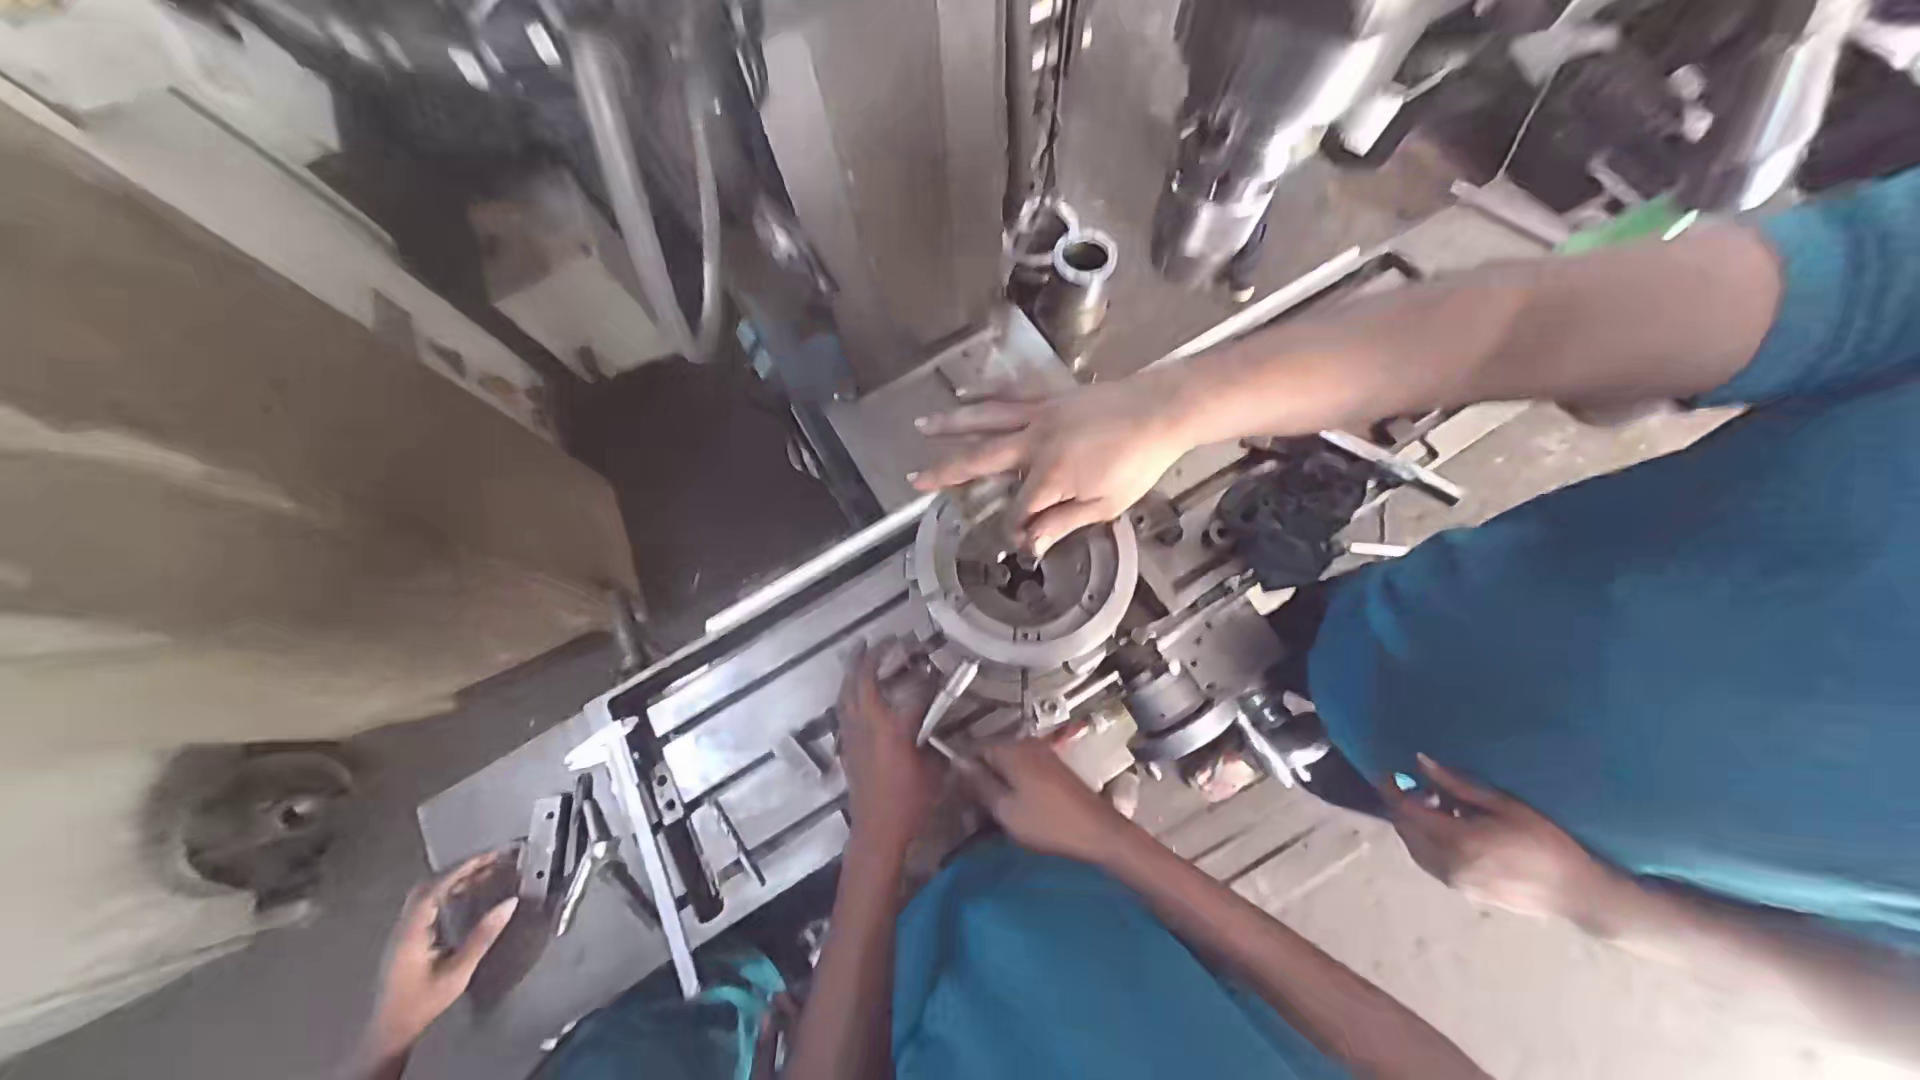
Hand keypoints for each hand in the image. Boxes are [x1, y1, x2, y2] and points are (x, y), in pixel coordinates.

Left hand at [362, 853, 516, 1062]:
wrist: (390, 1031)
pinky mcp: (406, 938)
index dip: (461, 870)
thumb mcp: (458, 971)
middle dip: (459, 869)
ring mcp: (402, 933)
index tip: (488, 856)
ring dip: (455, 880)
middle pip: (427, 887)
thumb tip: (510, 902)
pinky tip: (467, 895)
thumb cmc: (423, 1002)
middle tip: (490, 860)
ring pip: (426, 895)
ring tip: (485, 873)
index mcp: (411, 933)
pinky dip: (449, 892)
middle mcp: (402, 928)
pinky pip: (427, 905)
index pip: (433, 890)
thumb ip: (483, 936)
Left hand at [835, 639, 941, 854]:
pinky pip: (843, 708)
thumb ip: (937, 741)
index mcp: (893, 728)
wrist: (877, 830)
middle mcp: (868, 724)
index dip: (925, 676)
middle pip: (862, 681)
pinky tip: (854, 691)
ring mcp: (853, 733)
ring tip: (860, 654)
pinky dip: (848, 692)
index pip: (913, 691)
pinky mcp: (846, 745)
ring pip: (846, 693)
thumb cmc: (911, 801)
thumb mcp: (935, 770)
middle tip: (879, 640)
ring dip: (853, 671)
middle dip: (869, 657)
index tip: (934, 665)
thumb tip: (940, 722)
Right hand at [910, 373, 1196, 554]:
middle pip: (980, 459)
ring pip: (985, 420)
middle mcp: (1034, 443)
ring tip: (921, 425)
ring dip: (951, 425)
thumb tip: (1030, 545)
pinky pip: (1010, 393)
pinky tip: (964, 394)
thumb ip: (1063, 523)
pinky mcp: (1049, 396)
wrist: (1162, 410)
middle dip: (945, 473)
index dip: (1015, 528)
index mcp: (1050, 477)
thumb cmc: (1139, 463)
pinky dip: (985, 392)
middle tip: (914, 480)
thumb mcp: (1105, 505)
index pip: (1018, 510)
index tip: (1019, 539)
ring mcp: (1039, 415)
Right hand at [966, 739, 1136, 866]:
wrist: (1099, 831)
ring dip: (997, 783)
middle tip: (975, 810)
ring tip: (994, 812)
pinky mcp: (1053, 765)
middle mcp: (1025, 742)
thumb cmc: (1048, 823)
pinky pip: (1023, 768)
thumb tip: (958, 762)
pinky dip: (1014, 784)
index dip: (963, 770)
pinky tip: (1016, 807)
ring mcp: (1042, 752)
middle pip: (990, 754)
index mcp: (1010, 748)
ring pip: (1007, 762)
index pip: (973, 748)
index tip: (958, 795)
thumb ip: (979, 783)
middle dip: (980, 777)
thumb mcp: (1005, 809)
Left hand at [1383, 754, 1622, 923]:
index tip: (1387, 771)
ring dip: (1414, 823)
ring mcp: (1451, 881)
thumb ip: (1456, 784)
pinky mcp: (1460, 890)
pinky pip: (1427, 859)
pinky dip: (1424, 840)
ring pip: (1412, 845)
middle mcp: (1444, 864)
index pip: (1404, 810)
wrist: (1579, 895)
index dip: (1391, 789)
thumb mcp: (1503, 806)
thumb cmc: (1546, 843)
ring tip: (1439, 805)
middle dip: (1403, 804)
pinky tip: (1448, 829)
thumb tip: (1421, 761)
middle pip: (1404, 827)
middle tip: (1422, 786)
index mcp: (1453, 841)